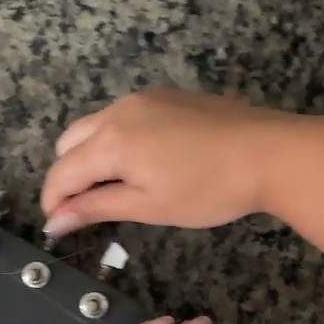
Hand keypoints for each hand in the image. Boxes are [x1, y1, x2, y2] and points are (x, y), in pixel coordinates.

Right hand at [40, 89, 301, 236]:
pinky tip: (144, 163)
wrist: (270, 153)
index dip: (54, 201)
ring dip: (91, 155)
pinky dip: (117, 140)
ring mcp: (144, 98)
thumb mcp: (148, 206)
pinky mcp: (168, 96)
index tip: (56, 227)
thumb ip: (96, 207)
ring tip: (114, 186)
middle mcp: (119, 111)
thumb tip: (55, 220)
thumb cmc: (207, 189)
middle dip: (68, 175)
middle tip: (85, 208)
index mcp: (110, 140)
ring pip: (96, 125)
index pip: (61, 172)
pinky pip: (124, 116)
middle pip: (70, 142)